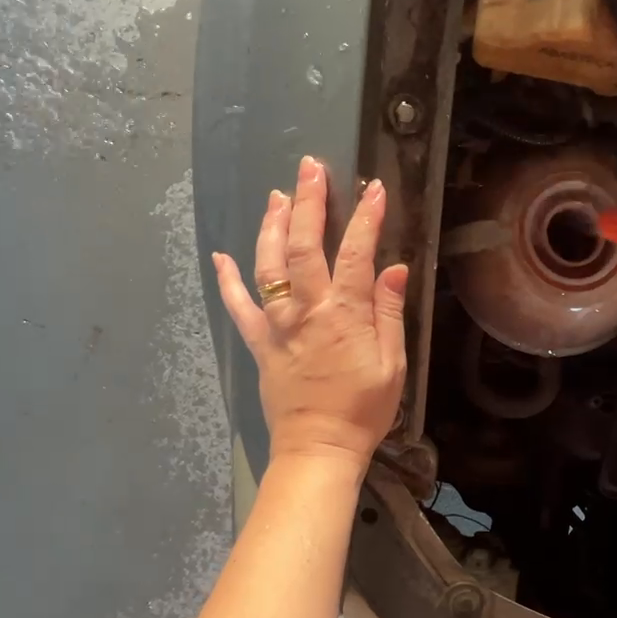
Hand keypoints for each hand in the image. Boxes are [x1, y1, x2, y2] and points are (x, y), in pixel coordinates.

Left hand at [213, 156, 408, 469]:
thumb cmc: (365, 409)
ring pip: (268, 265)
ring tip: (278, 195)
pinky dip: (228, 279)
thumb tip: (395, 267)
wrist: (319, 449)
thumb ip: (389, 313)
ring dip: (272, 226)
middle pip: (303, 246)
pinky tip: (221, 256)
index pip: (356, 253)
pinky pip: (239, 307)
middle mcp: (307, 311)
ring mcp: (278, 325)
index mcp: (345, 315)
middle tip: (311, 168)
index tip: (373, 187)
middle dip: (308, 203)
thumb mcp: (393, 364)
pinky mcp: (260, 343)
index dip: (365, 217)